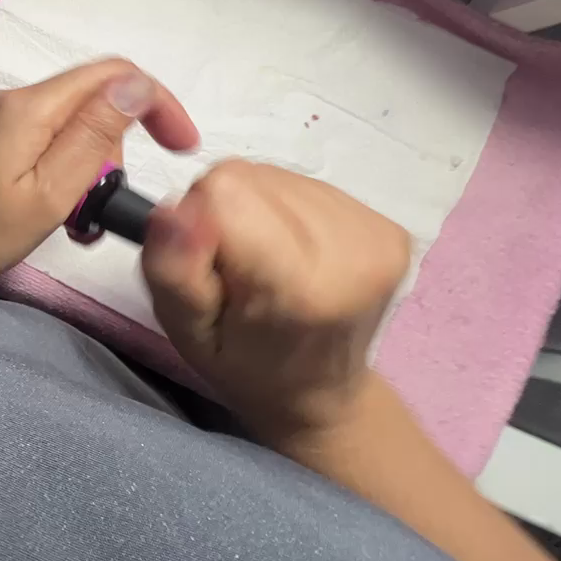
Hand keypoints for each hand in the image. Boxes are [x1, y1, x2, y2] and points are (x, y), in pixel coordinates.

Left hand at [0, 59, 198, 292]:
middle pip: (87, 101)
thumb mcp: (48, 195)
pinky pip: (32, 136)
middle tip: (96, 204)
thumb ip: (94, 137)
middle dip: (111, 148)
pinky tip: (45, 205)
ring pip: (61, 122)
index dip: (157, 103)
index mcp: (24, 109)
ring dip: (82, 164)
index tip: (179, 148)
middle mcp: (3, 100)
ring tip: (69, 215)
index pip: (113, 75)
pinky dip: (53, 165)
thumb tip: (135, 86)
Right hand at [142, 160, 411, 444]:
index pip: (222, 191)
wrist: (316, 387)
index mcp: (299, 285)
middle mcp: (354, 252)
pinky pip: (299, 182)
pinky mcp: (387, 225)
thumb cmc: (235, 359)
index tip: (204, 262)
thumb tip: (173, 209)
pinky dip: (277, 208)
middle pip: (245, 177)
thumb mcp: (182, 329)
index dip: (194, 218)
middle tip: (228, 263)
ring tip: (256, 257)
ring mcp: (378, 235)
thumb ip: (172, 270)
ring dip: (248, 207)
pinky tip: (283, 247)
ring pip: (269, 174)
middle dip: (219, 210)